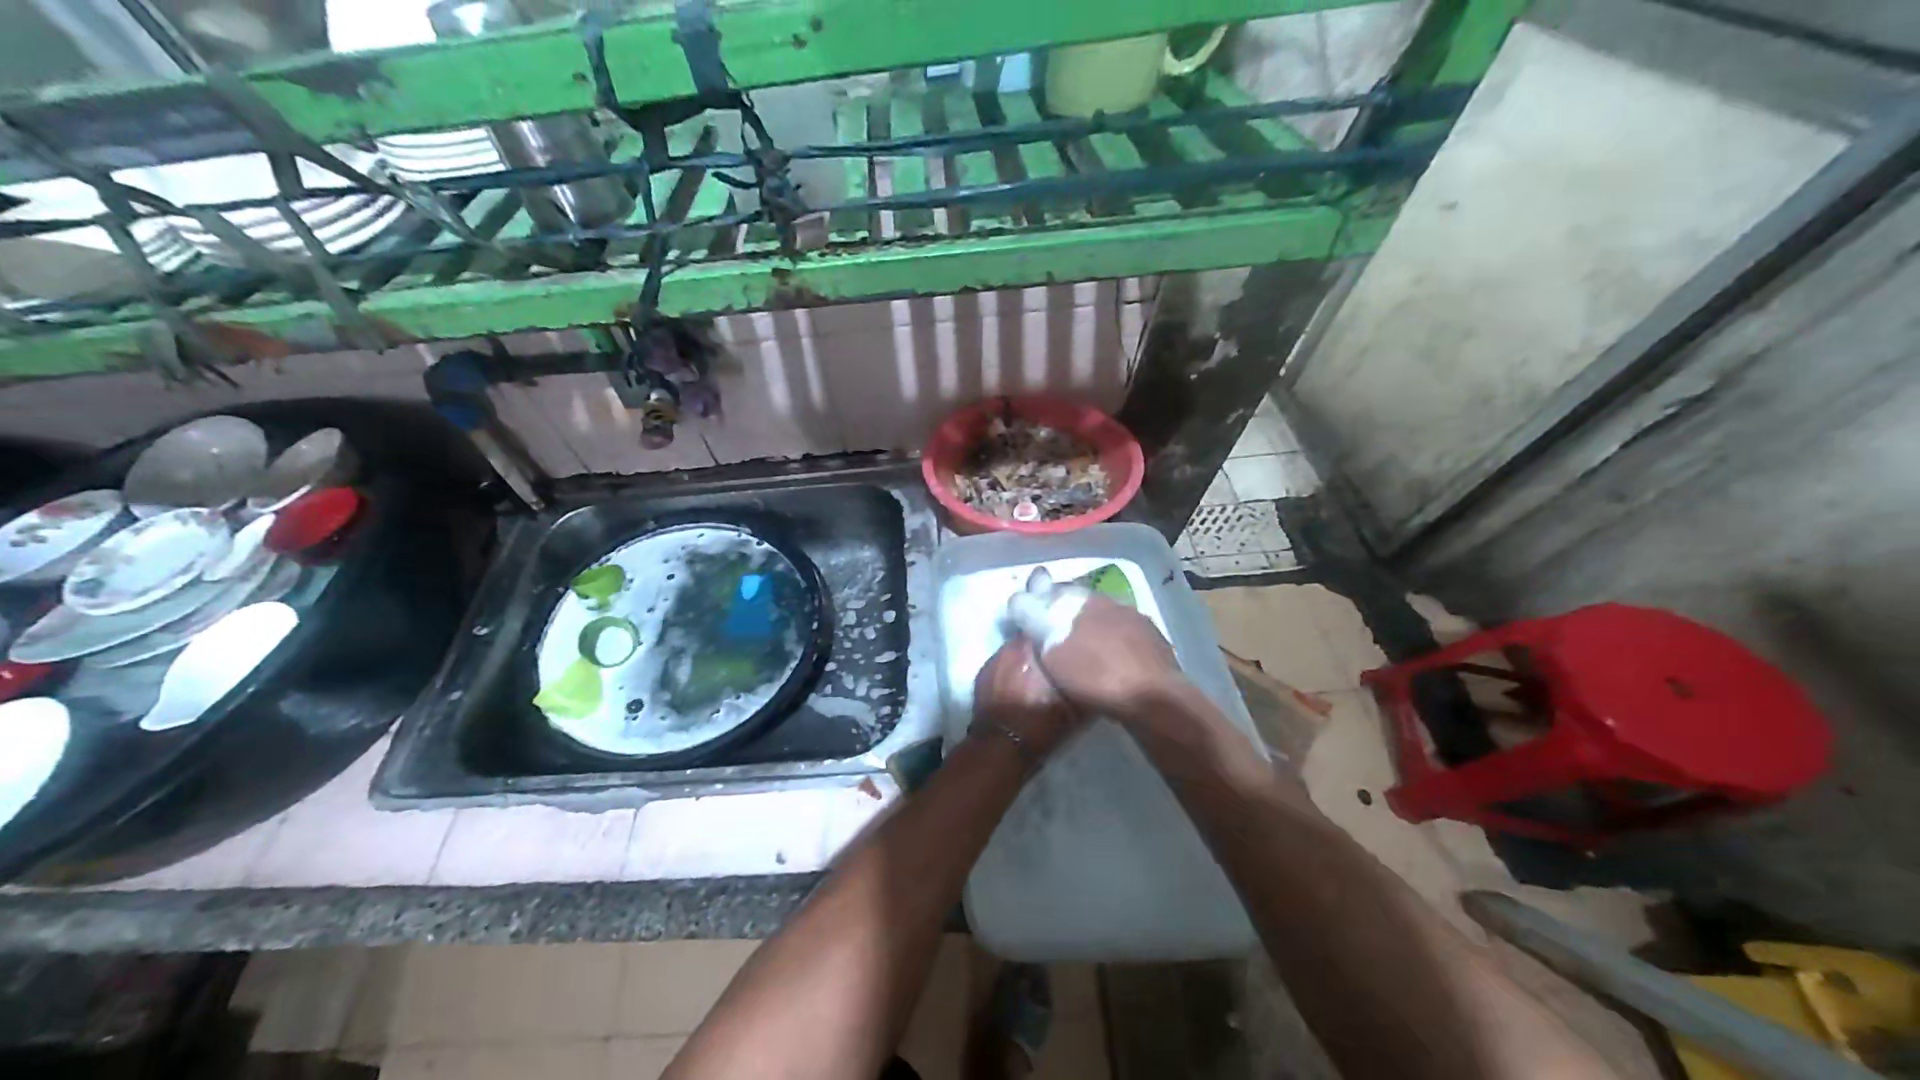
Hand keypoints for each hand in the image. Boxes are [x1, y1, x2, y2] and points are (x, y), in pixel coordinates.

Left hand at [972, 639, 1081, 758]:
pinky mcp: (980, 678)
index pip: (1046, 627)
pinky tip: (1017, 685)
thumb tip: (1093, 674)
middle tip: (1053, 659)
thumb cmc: (1039, 726)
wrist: (1000, 750)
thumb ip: (1082, 686)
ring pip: (1012, 652)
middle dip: (1039, 647)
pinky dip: (1008, 671)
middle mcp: (1007, 649)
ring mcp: (991, 662)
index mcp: (1029, 649)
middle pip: (1027, 640)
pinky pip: (999, 666)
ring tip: (1036, 672)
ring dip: (1022, 659)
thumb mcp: (1072, 709)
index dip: (1057, 635)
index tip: (1068, 643)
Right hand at [1026, 593, 1185, 721]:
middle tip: (1057, 636)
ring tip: (1085, 652)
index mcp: (1083, 600)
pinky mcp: (1155, 641)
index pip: (1055, 589)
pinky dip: (1116, 645)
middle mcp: (1111, 602)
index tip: (1032, 614)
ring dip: (1094, 630)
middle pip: (1082, 603)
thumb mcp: (1051, 651)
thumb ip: (1034, 621)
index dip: (1041, 600)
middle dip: (1068, 615)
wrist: (1151, 697)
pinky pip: (1127, 636)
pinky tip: (1113, 663)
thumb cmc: (1094, 674)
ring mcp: (1137, 620)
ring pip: (1106, 618)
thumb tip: (1020, 599)